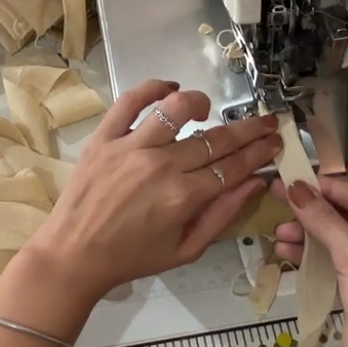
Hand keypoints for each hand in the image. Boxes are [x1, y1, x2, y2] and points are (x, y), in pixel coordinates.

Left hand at [21, 80, 278, 307]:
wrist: (73, 255)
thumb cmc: (131, 258)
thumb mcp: (185, 250)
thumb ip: (222, 215)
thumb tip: (255, 183)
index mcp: (183, 197)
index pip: (234, 165)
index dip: (260, 151)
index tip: (274, 141)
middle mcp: (161, 166)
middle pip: (216, 138)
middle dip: (249, 129)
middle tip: (266, 121)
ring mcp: (131, 147)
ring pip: (176, 110)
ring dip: (201, 103)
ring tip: (208, 109)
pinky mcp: (104, 137)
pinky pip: (130, 101)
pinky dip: (152, 88)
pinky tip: (169, 89)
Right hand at [273, 176, 347, 346]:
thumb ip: (325, 220)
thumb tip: (296, 187)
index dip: (330, 189)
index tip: (297, 180)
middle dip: (315, 213)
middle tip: (279, 199)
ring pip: (339, 240)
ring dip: (309, 235)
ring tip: (278, 233)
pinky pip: (335, 262)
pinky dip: (312, 256)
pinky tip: (286, 251)